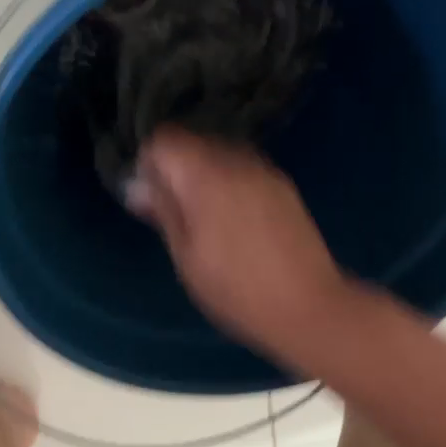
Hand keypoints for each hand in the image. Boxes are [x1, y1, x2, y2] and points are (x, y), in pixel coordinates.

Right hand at [130, 128, 354, 356]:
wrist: (307, 306)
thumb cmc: (235, 289)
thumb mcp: (186, 257)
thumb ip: (163, 211)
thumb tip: (138, 186)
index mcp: (205, 175)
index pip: (164, 139)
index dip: (148, 164)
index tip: (147, 198)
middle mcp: (236, 160)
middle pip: (193, 143)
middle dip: (176, 170)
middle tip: (172, 213)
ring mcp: (265, 171)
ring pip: (220, 155)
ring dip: (204, 178)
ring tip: (203, 221)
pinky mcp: (283, 187)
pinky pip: (244, 171)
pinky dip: (229, 185)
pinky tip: (233, 224)